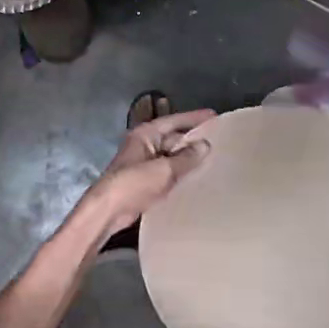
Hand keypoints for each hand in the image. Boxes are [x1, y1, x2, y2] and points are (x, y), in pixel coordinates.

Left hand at [83, 108, 214, 235]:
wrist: (109, 210)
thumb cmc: (133, 183)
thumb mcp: (164, 169)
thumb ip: (186, 158)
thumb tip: (205, 145)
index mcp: (146, 134)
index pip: (173, 121)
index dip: (193, 118)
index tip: (214, 116)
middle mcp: (144, 144)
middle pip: (173, 138)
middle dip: (193, 140)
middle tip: (219, 141)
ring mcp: (144, 163)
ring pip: (171, 156)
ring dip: (188, 159)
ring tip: (214, 159)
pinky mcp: (145, 181)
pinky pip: (167, 172)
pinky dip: (180, 173)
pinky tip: (197, 179)